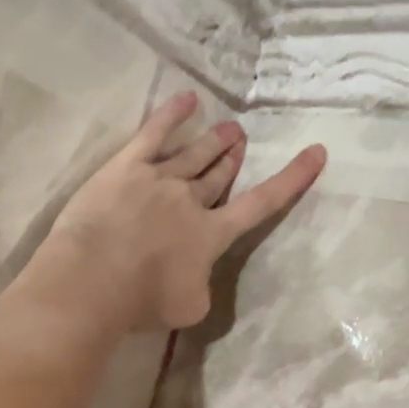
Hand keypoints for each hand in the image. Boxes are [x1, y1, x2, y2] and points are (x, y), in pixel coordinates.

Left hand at [33, 91, 326, 330]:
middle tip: (242, 141)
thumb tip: (196, 272)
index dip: (291, 179)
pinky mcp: (126, 166)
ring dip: (213, 141)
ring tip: (229, 128)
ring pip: (193, 154)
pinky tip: (187, 99)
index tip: (314, 153)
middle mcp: (191, 200)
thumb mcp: (188, 308)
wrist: (93, 278)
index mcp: (211, 235)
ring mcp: (159, 178)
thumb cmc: (141, 302)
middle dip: (233, 159)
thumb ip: (200, 284)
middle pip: (218, 175)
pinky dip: (172, 114)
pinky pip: (154, 133)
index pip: (260, 204)